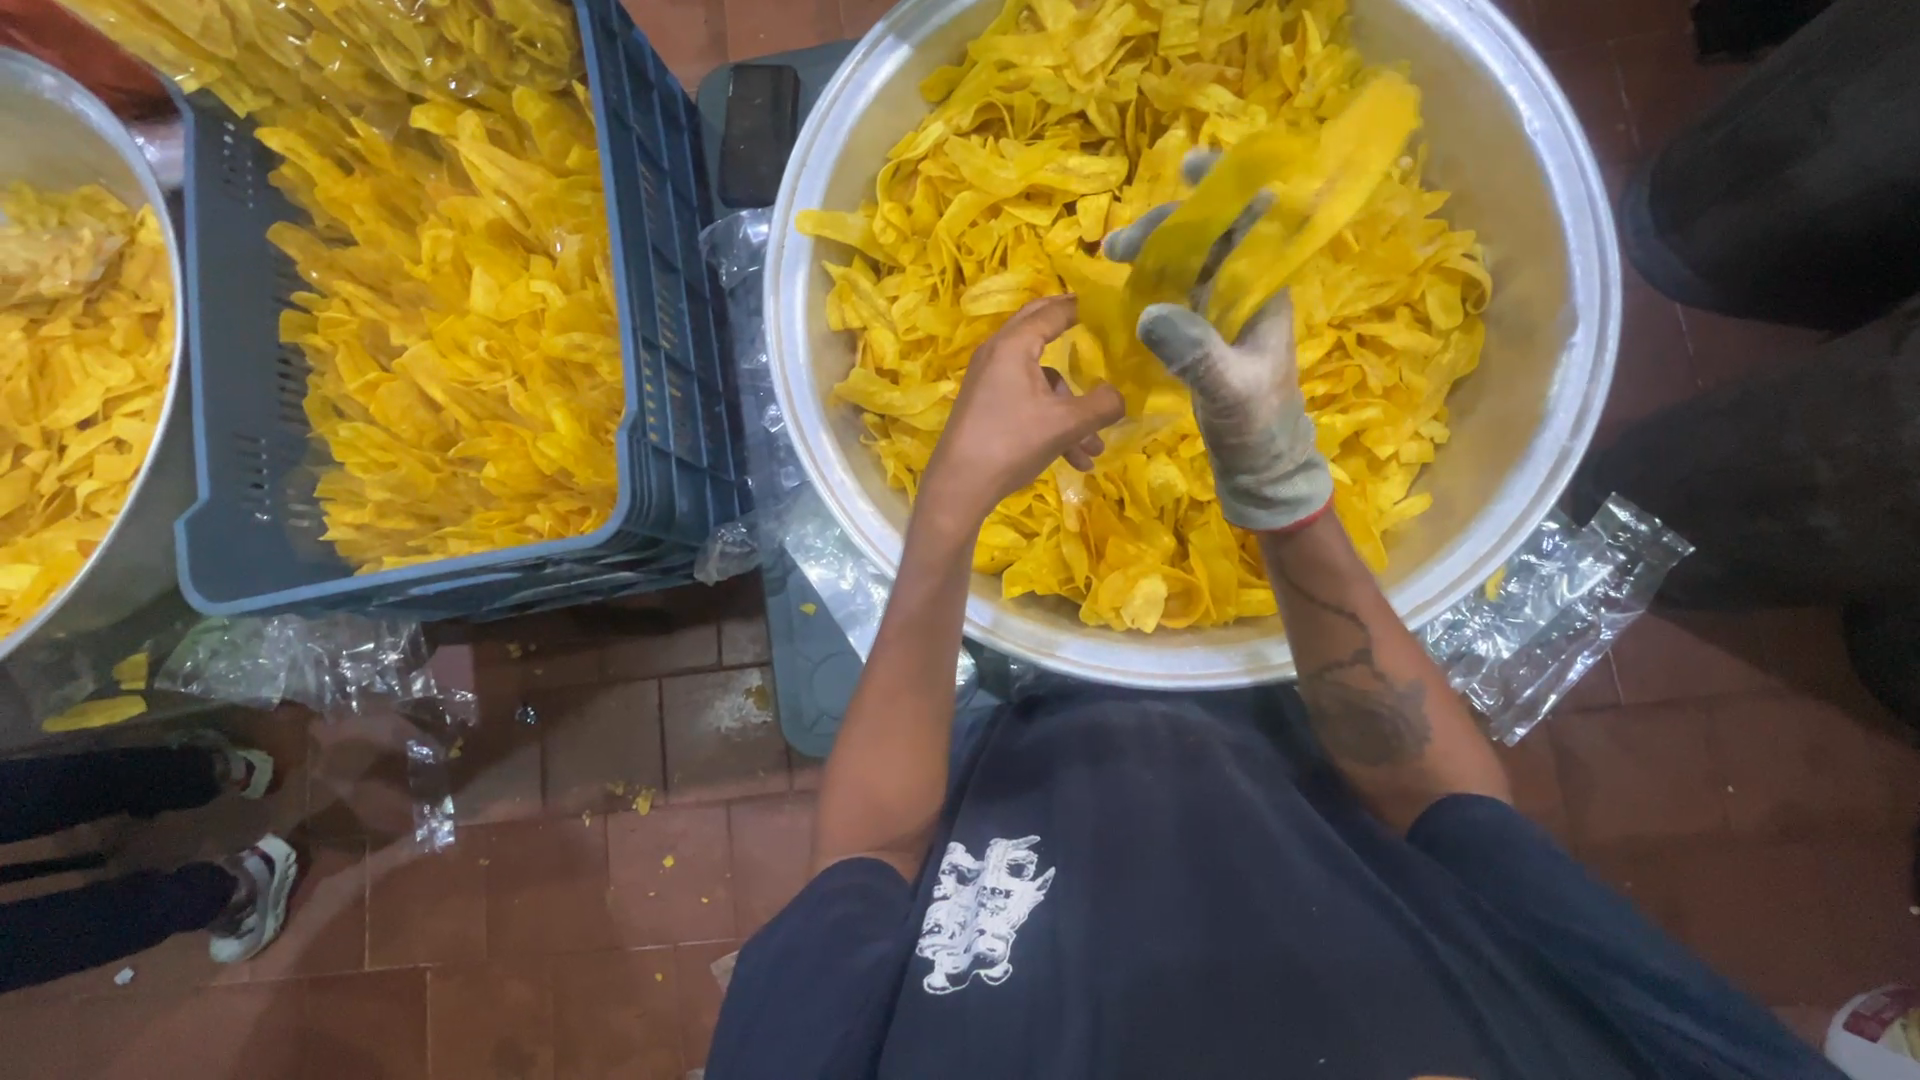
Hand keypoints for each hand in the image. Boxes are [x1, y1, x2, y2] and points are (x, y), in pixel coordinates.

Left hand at [918, 295, 1124, 527]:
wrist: (959, 486)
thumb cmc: (1011, 444)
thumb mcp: (1065, 425)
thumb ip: (1101, 406)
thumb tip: (1120, 397)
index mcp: (1013, 346)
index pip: (1052, 312)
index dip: (1081, 306)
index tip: (1106, 302)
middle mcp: (997, 355)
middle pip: (1039, 332)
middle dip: (1071, 333)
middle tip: (1098, 326)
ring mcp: (989, 383)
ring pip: (1041, 383)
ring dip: (1072, 411)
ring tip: (1093, 448)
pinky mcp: (987, 408)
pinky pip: (1028, 405)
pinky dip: (1052, 426)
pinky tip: (1074, 461)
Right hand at [1102, 153, 1333, 532]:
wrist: (1259, 468)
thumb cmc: (1257, 427)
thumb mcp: (1229, 391)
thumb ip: (1196, 352)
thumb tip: (1149, 311)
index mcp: (1265, 292)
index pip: (1253, 221)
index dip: (1228, 187)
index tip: (1190, 167)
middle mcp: (1244, 293)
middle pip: (1207, 237)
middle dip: (1166, 228)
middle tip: (1118, 247)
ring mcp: (1221, 314)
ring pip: (1187, 263)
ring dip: (1152, 254)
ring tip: (1112, 261)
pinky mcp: (1202, 337)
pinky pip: (1174, 295)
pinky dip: (1149, 286)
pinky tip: (1124, 294)